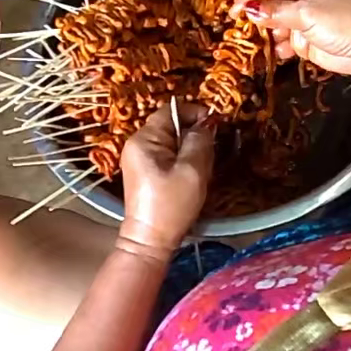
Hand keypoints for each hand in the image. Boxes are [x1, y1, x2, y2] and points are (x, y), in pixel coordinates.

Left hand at [116, 101, 214, 258]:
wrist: (149, 240)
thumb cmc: (171, 206)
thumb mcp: (192, 170)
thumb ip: (200, 141)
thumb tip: (206, 123)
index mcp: (144, 140)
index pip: (170, 110)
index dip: (194, 113)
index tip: (214, 125)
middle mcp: (137, 144)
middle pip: (170, 126)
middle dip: (193, 134)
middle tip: (210, 152)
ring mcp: (138, 159)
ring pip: (171, 142)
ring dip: (189, 150)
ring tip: (201, 168)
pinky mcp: (144, 172)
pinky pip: (166, 156)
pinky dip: (181, 161)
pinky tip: (190, 177)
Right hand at [233, 0, 350, 75]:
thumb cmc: (346, 20)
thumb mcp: (306, 13)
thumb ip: (275, 12)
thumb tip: (248, 10)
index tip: (234, 11)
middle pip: (274, 3)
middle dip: (258, 16)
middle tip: (240, 28)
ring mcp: (308, 17)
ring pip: (278, 24)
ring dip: (266, 34)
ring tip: (252, 42)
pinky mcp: (309, 39)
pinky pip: (286, 41)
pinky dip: (277, 47)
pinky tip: (268, 52)